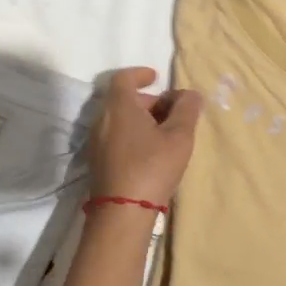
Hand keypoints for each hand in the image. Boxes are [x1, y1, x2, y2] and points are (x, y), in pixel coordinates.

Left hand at [89, 67, 202, 207]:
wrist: (122, 212)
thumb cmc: (152, 167)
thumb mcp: (179, 136)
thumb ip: (186, 110)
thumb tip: (189, 94)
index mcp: (119, 107)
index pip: (124, 78)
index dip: (140, 74)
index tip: (157, 77)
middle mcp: (102, 119)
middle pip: (122, 99)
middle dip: (147, 100)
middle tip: (171, 111)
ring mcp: (96, 142)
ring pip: (119, 119)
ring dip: (140, 119)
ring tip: (165, 134)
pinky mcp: (97, 161)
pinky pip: (115, 136)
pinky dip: (132, 134)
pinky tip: (150, 152)